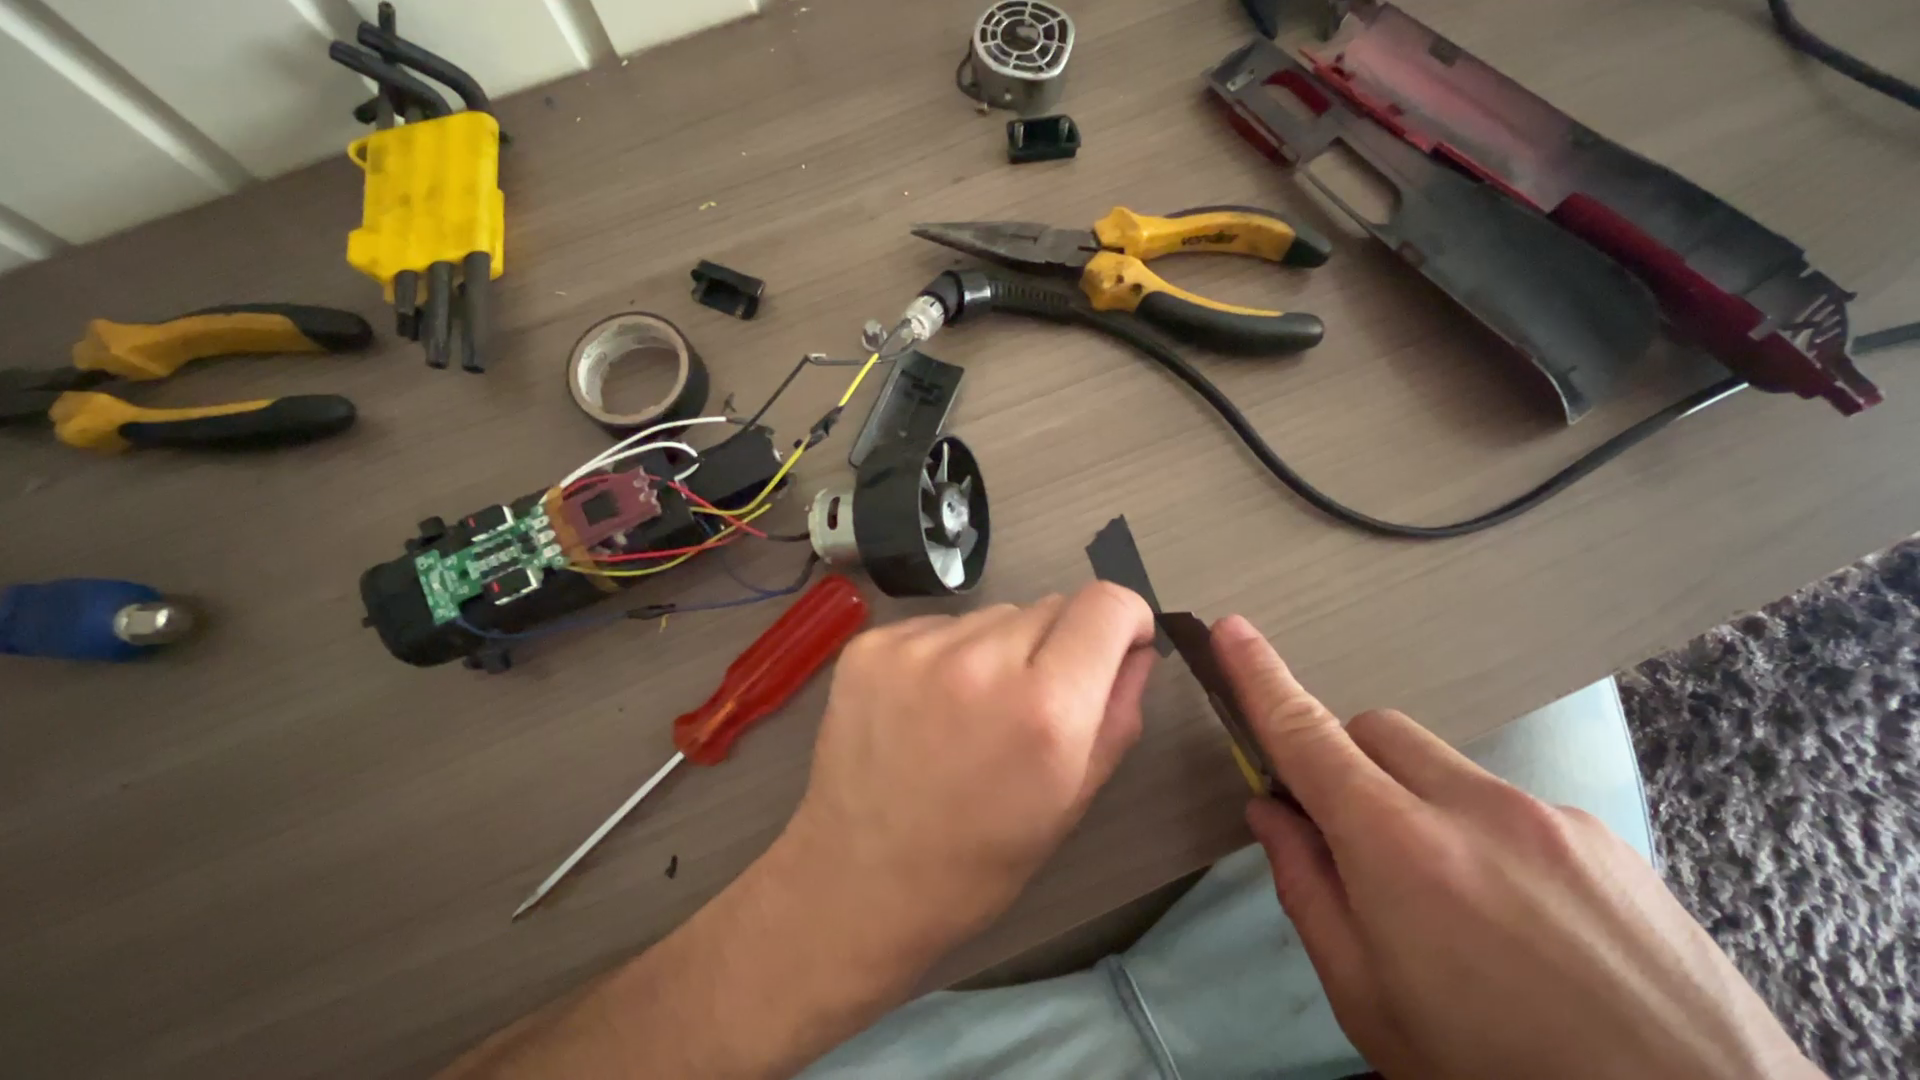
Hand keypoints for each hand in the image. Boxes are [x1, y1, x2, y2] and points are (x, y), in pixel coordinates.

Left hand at [784, 582, 1156, 950]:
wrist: (858, 879)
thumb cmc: (980, 860)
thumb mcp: (1073, 800)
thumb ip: (1118, 713)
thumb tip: (1137, 649)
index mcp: (1047, 707)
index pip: (1108, 604)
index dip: (1126, 621)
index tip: (1117, 648)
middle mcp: (982, 660)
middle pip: (1052, 605)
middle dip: (1059, 645)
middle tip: (1030, 705)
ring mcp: (917, 648)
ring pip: (994, 614)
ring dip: (1000, 648)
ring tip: (970, 712)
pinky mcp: (870, 646)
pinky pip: (939, 625)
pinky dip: (947, 652)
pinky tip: (927, 706)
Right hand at [1211, 616, 1820, 1079]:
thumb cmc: (1495, 1071)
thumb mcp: (1367, 1000)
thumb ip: (1307, 890)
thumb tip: (1272, 812)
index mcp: (1401, 851)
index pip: (1309, 737)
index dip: (1259, 679)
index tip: (1229, 630)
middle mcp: (1476, 808)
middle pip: (1377, 732)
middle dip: (1344, 761)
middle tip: (1346, 837)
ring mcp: (1549, 814)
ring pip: (1444, 768)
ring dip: (1416, 802)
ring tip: (1452, 903)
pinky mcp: (1604, 835)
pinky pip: (1510, 803)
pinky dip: (1481, 832)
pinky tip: (1521, 919)